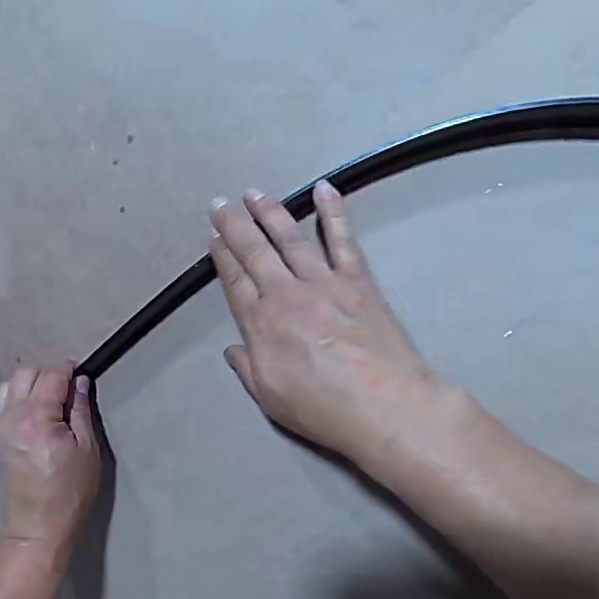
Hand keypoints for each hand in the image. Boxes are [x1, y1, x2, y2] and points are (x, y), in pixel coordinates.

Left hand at [0, 361, 101, 550]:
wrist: (38, 525)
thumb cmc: (70, 492)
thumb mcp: (87, 450)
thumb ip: (81, 411)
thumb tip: (80, 383)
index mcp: (37, 418)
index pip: (51, 376)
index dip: (68, 370)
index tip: (81, 374)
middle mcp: (12, 416)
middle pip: (25, 373)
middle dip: (48, 374)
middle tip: (67, 391)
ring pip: (9, 385)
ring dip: (30, 385)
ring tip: (49, 403)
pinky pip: (1, 404)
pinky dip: (17, 399)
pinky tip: (34, 415)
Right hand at [208, 183, 443, 464]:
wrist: (384, 406)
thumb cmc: (323, 409)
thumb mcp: (270, 398)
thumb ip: (248, 368)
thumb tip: (233, 349)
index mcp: (261, 325)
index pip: (235, 282)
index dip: (222, 258)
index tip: (214, 238)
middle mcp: (286, 295)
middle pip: (255, 252)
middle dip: (235, 225)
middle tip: (220, 203)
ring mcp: (324, 283)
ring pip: (290, 238)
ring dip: (271, 213)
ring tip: (254, 194)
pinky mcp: (358, 280)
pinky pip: (343, 239)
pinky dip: (333, 211)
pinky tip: (324, 189)